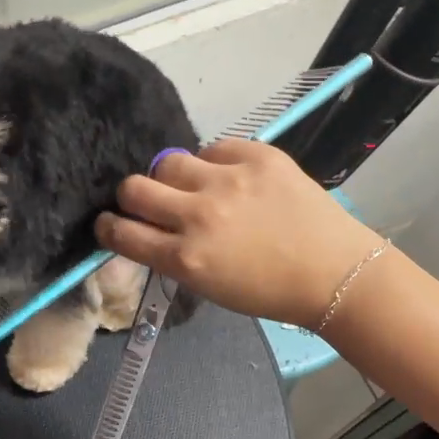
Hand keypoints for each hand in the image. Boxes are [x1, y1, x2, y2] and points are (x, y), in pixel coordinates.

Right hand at [95, 140, 385, 327]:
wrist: (331, 271)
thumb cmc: (266, 291)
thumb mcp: (207, 287)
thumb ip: (172, 257)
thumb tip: (147, 230)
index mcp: (185, 259)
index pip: (122, 233)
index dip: (107, 227)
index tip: (109, 224)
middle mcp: (198, 216)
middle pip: (134, 189)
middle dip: (132, 198)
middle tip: (147, 203)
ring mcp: (228, 181)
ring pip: (168, 162)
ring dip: (170, 176)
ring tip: (190, 186)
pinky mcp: (257, 156)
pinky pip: (214, 147)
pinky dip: (213, 162)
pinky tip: (228, 178)